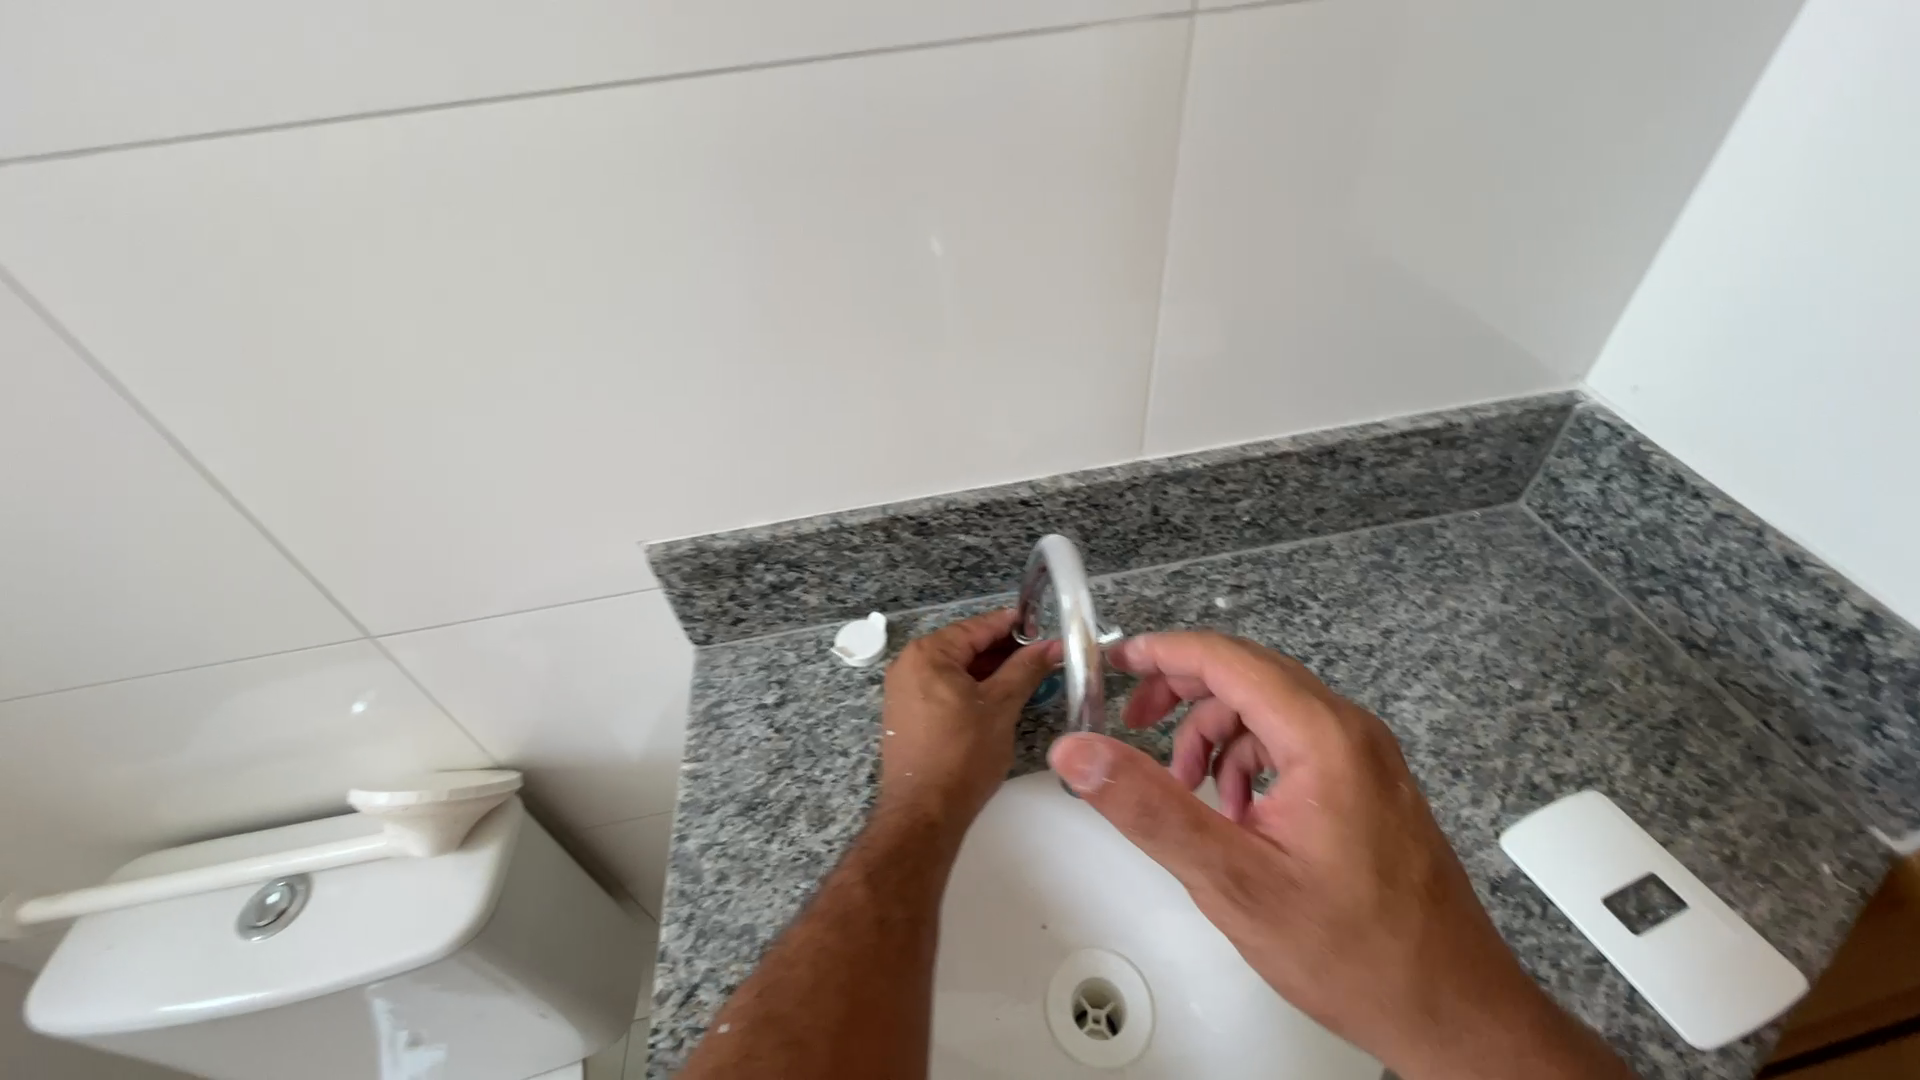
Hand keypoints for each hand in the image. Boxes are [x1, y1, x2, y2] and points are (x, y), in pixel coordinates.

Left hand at [878, 609, 1057, 834]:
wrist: (924, 812)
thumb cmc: (963, 755)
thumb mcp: (1001, 707)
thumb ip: (1026, 669)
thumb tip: (1053, 646)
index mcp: (928, 654)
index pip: (976, 627)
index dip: (1012, 625)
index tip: (1042, 626)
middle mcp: (908, 664)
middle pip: (963, 645)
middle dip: (1002, 649)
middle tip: (1040, 654)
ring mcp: (903, 689)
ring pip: (954, 667)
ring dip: (988, 669)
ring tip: (1025, 675)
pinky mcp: (906, 713)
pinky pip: (942, 687)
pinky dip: (969, 687)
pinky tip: (997, 696)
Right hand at [1047, 632, 1630, 1079]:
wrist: (1456, 1015)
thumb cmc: (1354, 953)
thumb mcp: (1232, 880)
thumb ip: (1148, 808)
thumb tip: (1078, 752)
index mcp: (1322, 737)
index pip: (1227, 659)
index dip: (1162, 653)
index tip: (1113, 664)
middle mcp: (1350, 731)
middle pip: (1247, 675)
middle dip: (1181, 690)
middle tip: (1133, 720)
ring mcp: (1364, 757)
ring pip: (1267, 708)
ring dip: (1213, 730)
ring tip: (1183, 783)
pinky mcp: (1366, 784)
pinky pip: (1291, 742)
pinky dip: (1246, 758)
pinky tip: (1231, 809)